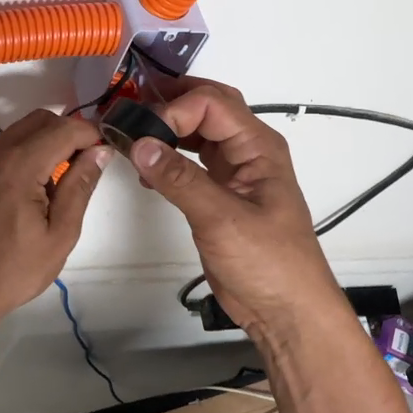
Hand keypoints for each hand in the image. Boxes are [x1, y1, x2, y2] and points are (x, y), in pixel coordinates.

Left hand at [0, 109, 109, 330]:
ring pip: (18, 132)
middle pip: (39, 120)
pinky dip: (22, 155)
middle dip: (67, 133)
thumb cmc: (16, 271)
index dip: (90, 135)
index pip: (64, 129)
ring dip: (44, 143)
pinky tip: (31, 190)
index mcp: (18, 166)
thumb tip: (99, 151)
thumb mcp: (61, 233)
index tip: (105, 152)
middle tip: (85, 165)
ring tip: (59, 182)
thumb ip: (80, 186)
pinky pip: (0, 150)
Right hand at [130, 79, 339, 333]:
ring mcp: (234, 175)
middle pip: (209, 108)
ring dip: (167, 129)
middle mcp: (247, 153)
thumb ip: (179, 179)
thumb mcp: (220, 218)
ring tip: (131, 135)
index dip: (174, 110)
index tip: (140, 135)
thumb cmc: (266, 261)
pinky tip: (145, 171)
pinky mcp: (219, 197)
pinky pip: (191, 163)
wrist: (285, 308)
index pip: (212, 104)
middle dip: (171, 103)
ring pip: (199, 134)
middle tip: (128, 110)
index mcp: (258, 148)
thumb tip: (139, 143)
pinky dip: (167, 159)